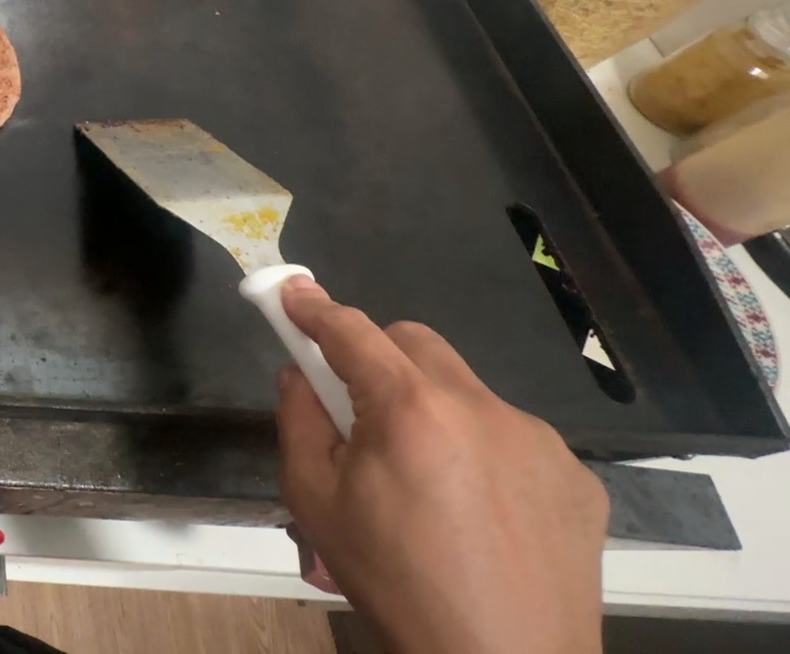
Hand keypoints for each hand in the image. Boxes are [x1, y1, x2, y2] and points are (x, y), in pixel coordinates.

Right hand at [276, 277, 606, 653]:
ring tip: (420, 470)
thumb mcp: (312, 496)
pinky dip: (475, 443)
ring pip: (462, 387)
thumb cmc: (391, 576)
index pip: (352, 332)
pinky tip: (471, 502)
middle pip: (414, 341)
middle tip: (352, 396)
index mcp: (411, 411)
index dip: (313, 306)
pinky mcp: (576, 478)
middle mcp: (481, 409)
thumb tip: (301, 375)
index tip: (290, 290)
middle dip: (374, 350)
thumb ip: (299, 419)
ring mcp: (538, 442)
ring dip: (426, 401)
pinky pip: (509, 433)